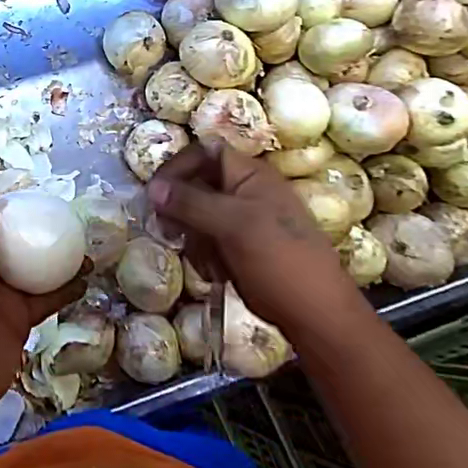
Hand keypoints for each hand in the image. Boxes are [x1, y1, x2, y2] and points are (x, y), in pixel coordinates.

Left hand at [0, 194, 84, 416]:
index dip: (13, 218)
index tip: (37, 202)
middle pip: (19, 252)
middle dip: (40, 239)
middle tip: (68, 225)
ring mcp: (7, 301)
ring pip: (37, 275)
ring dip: (58, 264)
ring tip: (84, 250)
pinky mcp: (22, 322)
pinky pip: (46, 301)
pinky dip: (64, 291)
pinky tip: (84, 282)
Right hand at [148, 146, 364, 332]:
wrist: (316, 315)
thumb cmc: (280, 259)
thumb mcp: (233, 224)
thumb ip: (190, 202)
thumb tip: (151, 188)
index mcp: (249, 173)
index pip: (203, 153)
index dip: (178, 167)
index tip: (155, 192)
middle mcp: (243, 191)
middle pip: (194, 185)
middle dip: (182, 211)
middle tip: (170, 231)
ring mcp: (241, 220)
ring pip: (195, 217)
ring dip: (193, 239)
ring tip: (206, 261)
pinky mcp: (238, 247)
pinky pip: (206, 241)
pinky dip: (204, 256)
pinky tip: (215, 273)